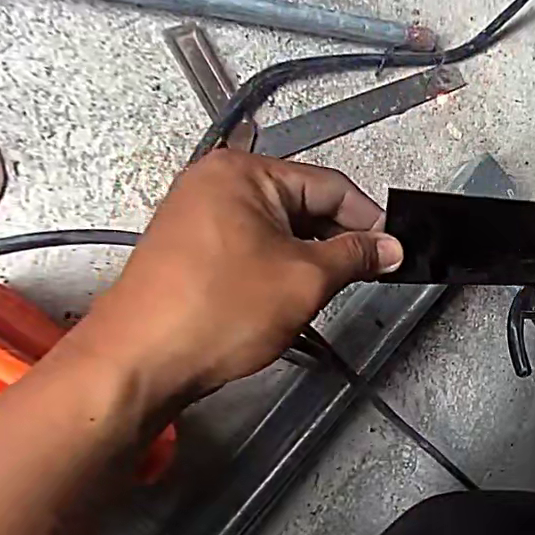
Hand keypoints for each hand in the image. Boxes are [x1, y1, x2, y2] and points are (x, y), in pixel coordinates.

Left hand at [69, 150, 402, 397]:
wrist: (141, 361)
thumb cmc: (216, 311)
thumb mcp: (304, 279)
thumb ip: (355, 256)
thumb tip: (391, 248)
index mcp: (244, 173)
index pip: (329, 185)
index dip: (369, 220)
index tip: (393, 250)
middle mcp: (216, 183)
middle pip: (301, 204)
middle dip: (338, 240)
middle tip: (369, 272)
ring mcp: (199, 216)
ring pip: (277, 229)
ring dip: (309, 256)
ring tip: (329, 289)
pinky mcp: (191, 249)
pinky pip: (251, 246)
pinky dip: (279, 266)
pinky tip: (291, 294)